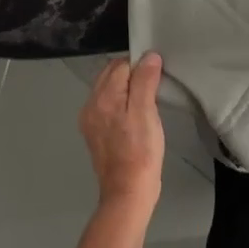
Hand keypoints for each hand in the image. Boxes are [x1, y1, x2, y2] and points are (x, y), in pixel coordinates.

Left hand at [79, 52, 165, 207]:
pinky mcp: (95, 134)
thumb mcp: (147, 113)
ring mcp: (90, 121)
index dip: (141, 66)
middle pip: (111, 75)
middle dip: (132, 74)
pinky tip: (136, 116)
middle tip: (155, 88)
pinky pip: (108, 106)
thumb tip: (149, 56)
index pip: (121, 65)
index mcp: (102, 98)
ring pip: (109, 90)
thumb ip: (145, 81)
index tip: (158, 77)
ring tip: (148, 102)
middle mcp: (91, 105)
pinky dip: (121, 103)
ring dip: (127, 89)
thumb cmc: (141, 151)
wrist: (128, 192)